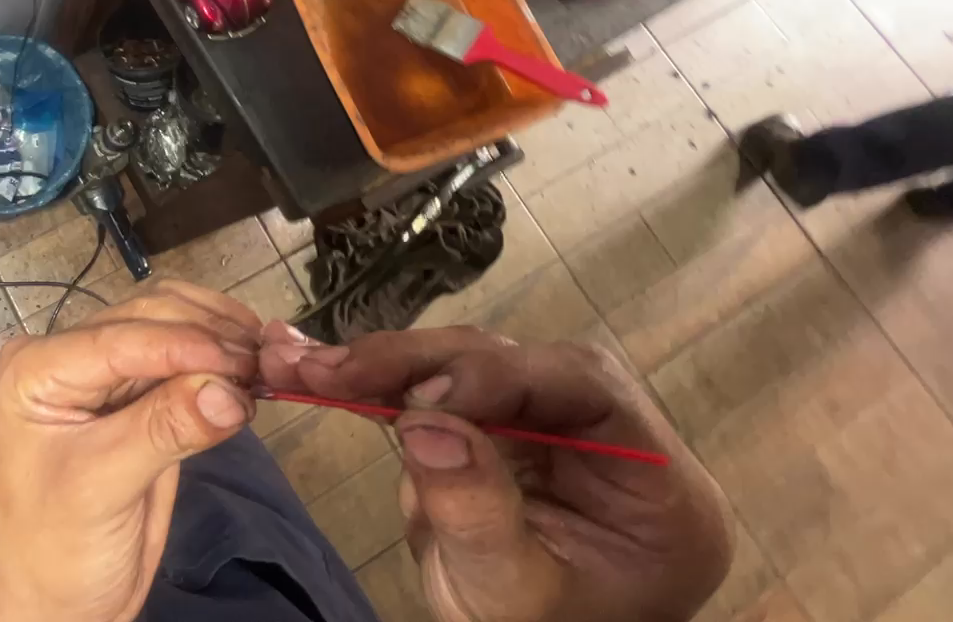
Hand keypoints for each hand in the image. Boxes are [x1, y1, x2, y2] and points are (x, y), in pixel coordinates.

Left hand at [0, 279, 262, 621]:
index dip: (180, 344)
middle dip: (205, 334)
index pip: (115, 339)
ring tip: (262, 362)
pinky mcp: (136, 388)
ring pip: (167, 323)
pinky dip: (217, 354)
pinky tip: (248, 367)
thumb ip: (161, 432)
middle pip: (145, 318)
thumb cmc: (56, 548)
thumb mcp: (101, 489)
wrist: (57, 598)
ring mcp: (102, 367)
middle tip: (263, 363)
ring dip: (218, 334)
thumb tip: (228, 393)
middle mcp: (66, 353)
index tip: (239, 359)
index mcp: (35, 367)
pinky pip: (181, 355)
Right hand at [259, 324, 731, 621]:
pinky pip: (427, 377)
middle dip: (412, 361)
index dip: (497, 377)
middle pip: (508, 359)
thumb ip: (478, 514)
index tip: (415, 402)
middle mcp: (602, 430)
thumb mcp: (508, 595)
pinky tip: (314, 367)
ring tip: (300, 367)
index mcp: (652, 482)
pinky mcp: (487, 412)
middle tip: (327, 370)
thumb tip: (424, 422)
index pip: (586, 387)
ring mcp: (540, 415)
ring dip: (378, 361)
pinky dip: (370, 374)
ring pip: (458, 357)